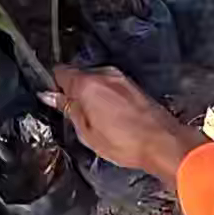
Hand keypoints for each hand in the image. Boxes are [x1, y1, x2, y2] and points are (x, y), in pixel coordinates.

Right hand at [43, 66, 206, 187]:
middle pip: (79, 75)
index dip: (53, 85)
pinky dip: (106, 97)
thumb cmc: (124, 142)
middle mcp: (104, 74)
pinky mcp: (133, 85)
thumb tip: (50, 95)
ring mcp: (121, 78)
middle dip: (73, 91)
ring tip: (95, 121)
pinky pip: (110, 86)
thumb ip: (68, 109)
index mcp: (87, 83)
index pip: (60, 72)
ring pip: (95, 81)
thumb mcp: (87, 132)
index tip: (53, 99)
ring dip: (91, 95)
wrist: (163, 143)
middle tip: (74, 116)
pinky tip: (111, 117)